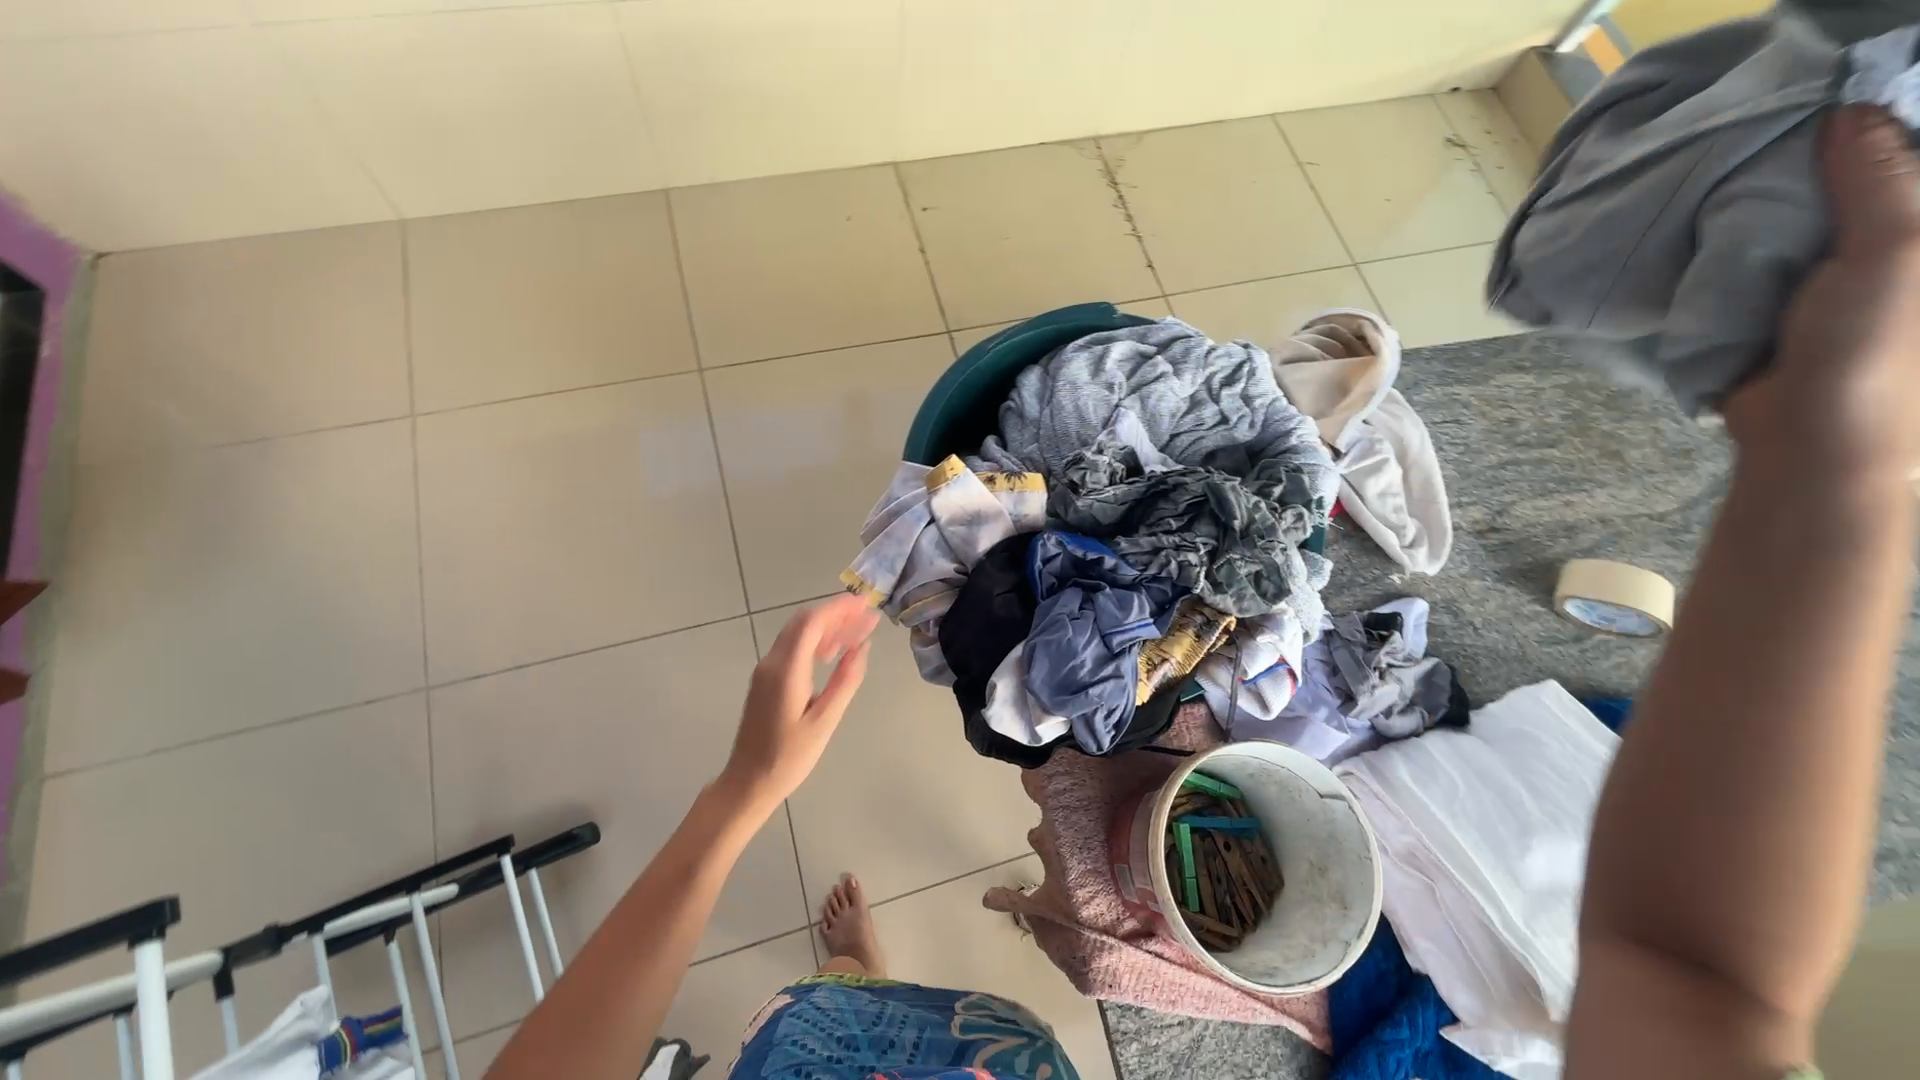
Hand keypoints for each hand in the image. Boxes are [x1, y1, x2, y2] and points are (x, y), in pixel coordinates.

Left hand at [719, 595, 878, 809]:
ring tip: (857, 633)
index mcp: (786, 670)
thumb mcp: (824, 721)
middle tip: (867, 617)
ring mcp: (766, 671)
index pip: (812, 623)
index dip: (839, 609)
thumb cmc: (789, 757)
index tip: (866, 605)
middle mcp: (772, 663)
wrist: (748, 782)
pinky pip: (792, 648)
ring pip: (797, 634)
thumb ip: (845, 681)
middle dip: (836, 614)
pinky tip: (833, 654)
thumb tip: (862, 647)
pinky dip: (815, 642)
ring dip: (826, 627)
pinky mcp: (766, 681)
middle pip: (803, 623)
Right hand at [1728, 105, 1919, 485]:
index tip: (1837, 99)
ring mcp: (1849, 275)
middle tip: (1777, 125)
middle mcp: (1900, 247)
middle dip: (1829, 155)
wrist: (1809, 442)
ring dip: (1780, 196)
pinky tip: (1725, 218)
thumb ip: (1879, 179)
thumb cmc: (1875, 350)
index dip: (1892, 122)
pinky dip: (1753, 237)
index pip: (1913, 155)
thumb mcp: (1892, 252)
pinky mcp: (1797, 302)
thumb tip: (1848, 110)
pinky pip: (1777, 253)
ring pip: (1818, 213)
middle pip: (1872, 178)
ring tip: (1740, 165)